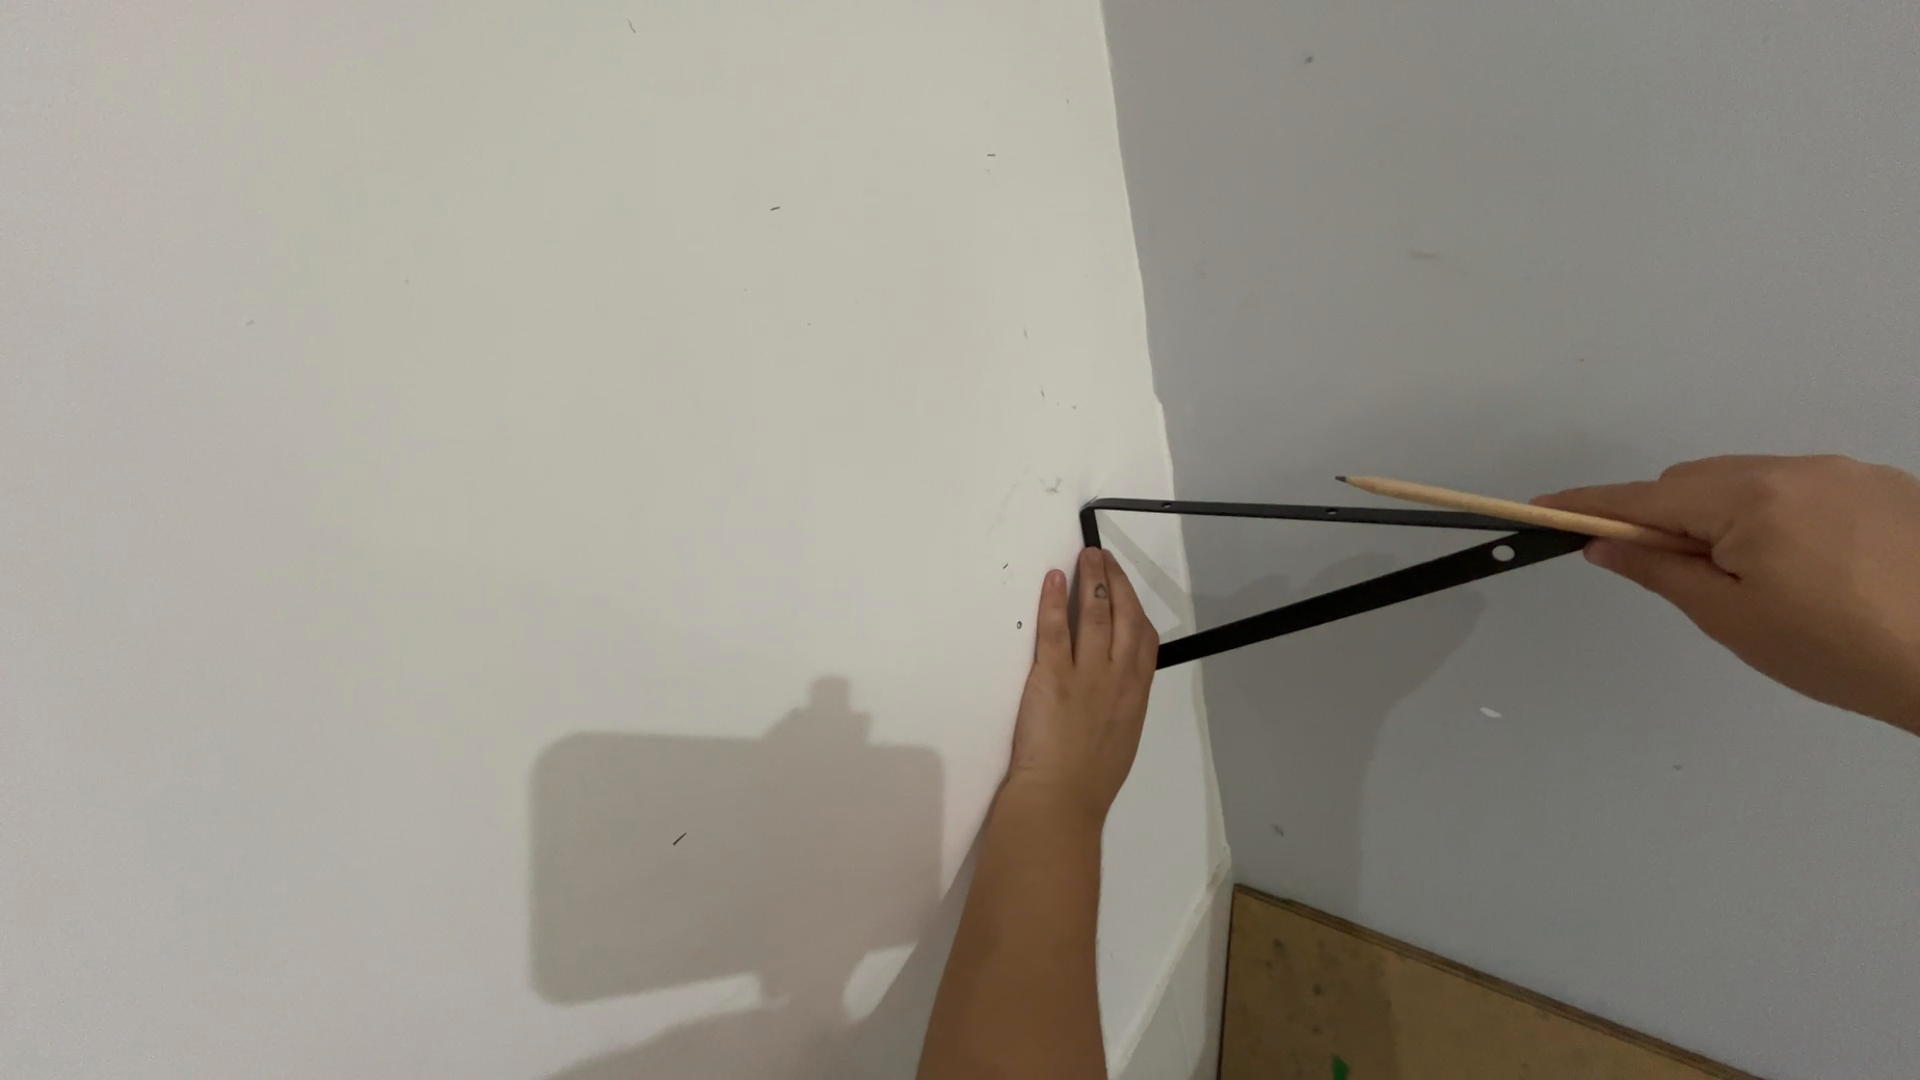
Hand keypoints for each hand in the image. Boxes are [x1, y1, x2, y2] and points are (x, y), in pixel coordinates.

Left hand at [1004, 548, 1160, 819]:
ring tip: (1085, 557)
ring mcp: (1087, 676)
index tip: (1125, 589)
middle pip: (1125, 617)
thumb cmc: (1089, 780)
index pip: (1144, 639)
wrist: (1060, 799)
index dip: (1136, 607)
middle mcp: (1117, 679)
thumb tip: (1114, 687)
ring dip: (1091, 581)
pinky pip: (1056, 630)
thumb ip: (1120, 706)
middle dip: (1116, 582)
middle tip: (1104, 558)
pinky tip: (1054, 580)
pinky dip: (1056, 601)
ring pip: (1096, 615)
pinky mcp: (1053, 677)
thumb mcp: (1121, 739)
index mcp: (1135, 695)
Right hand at [1536, 455, 1919, 730]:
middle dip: (1664, 515)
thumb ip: (1658, 569)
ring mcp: (1855, 475)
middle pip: (1694, 480)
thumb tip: (1605, 544)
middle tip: (1671, 570)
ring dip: (1720, 515)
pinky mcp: (1894, 491)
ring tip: (1751, 577)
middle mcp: (1802, 470)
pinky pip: (1799, 490)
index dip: (1586, 504)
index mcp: (1753, 498)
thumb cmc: (1841, 649)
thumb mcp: (1729, 615)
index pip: (1643, 496)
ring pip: (1747, 482)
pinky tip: (1804, 566)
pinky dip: (1772, 516)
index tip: (1540, 509)